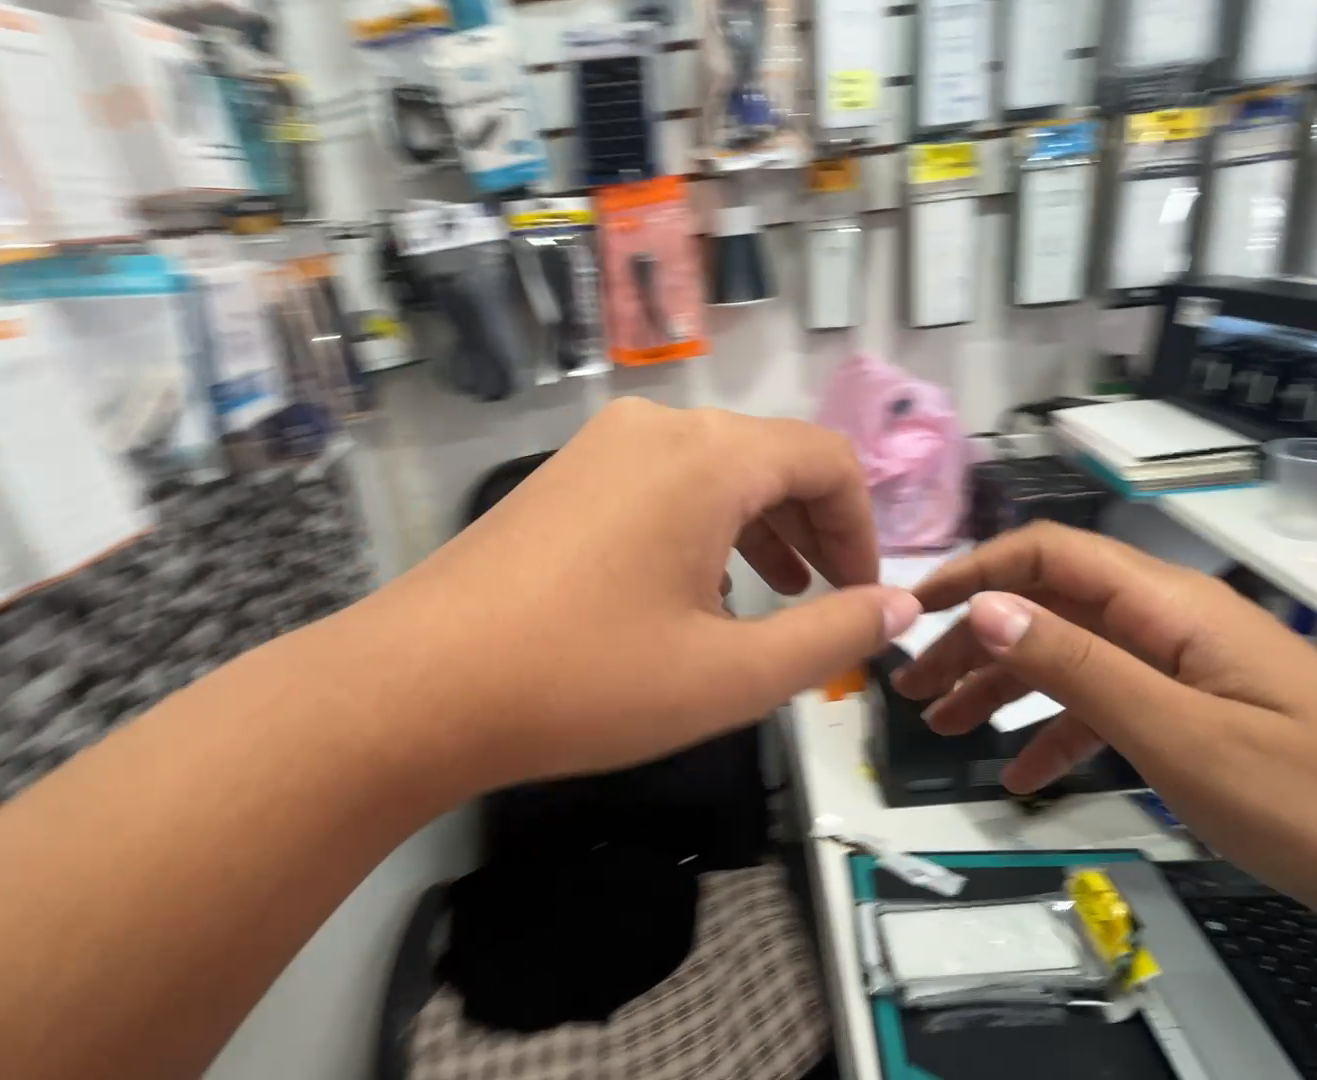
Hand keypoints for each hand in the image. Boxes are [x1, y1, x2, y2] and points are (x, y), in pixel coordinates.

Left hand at [341, 399, 920, 787]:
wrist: (417, 688)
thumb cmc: (585, 681)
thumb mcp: (729, 674)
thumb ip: (831, 636)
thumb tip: (898, 606)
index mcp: (706, 457)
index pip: (825, 462)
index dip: (861, 530)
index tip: (863, 599)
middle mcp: (653, 428)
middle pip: (768, 460)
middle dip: (812, 530)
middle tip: (825, 603)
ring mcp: (596, 448)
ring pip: (710, 473)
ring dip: (756, 531)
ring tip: (766, 602)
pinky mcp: (559, 479)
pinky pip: (657, 487)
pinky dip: (697, 530)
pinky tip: (686, 595)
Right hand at [891, 523, 1316, 941]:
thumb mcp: (1181, 737)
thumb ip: (1075, 666)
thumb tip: (984, 607)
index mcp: (1167, 606)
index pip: (1046, 556)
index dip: (971, 573)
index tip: (909, 611)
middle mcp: (1169, 622)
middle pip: (1046, 609)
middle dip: (970, 642)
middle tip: (908, 689)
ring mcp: (1184, 668)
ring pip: (1068, 659)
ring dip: (1001, 688)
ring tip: (941, 727)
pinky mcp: (1197, 713)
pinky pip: (1107, 708)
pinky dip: (1056, 733)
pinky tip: (1020, 774)